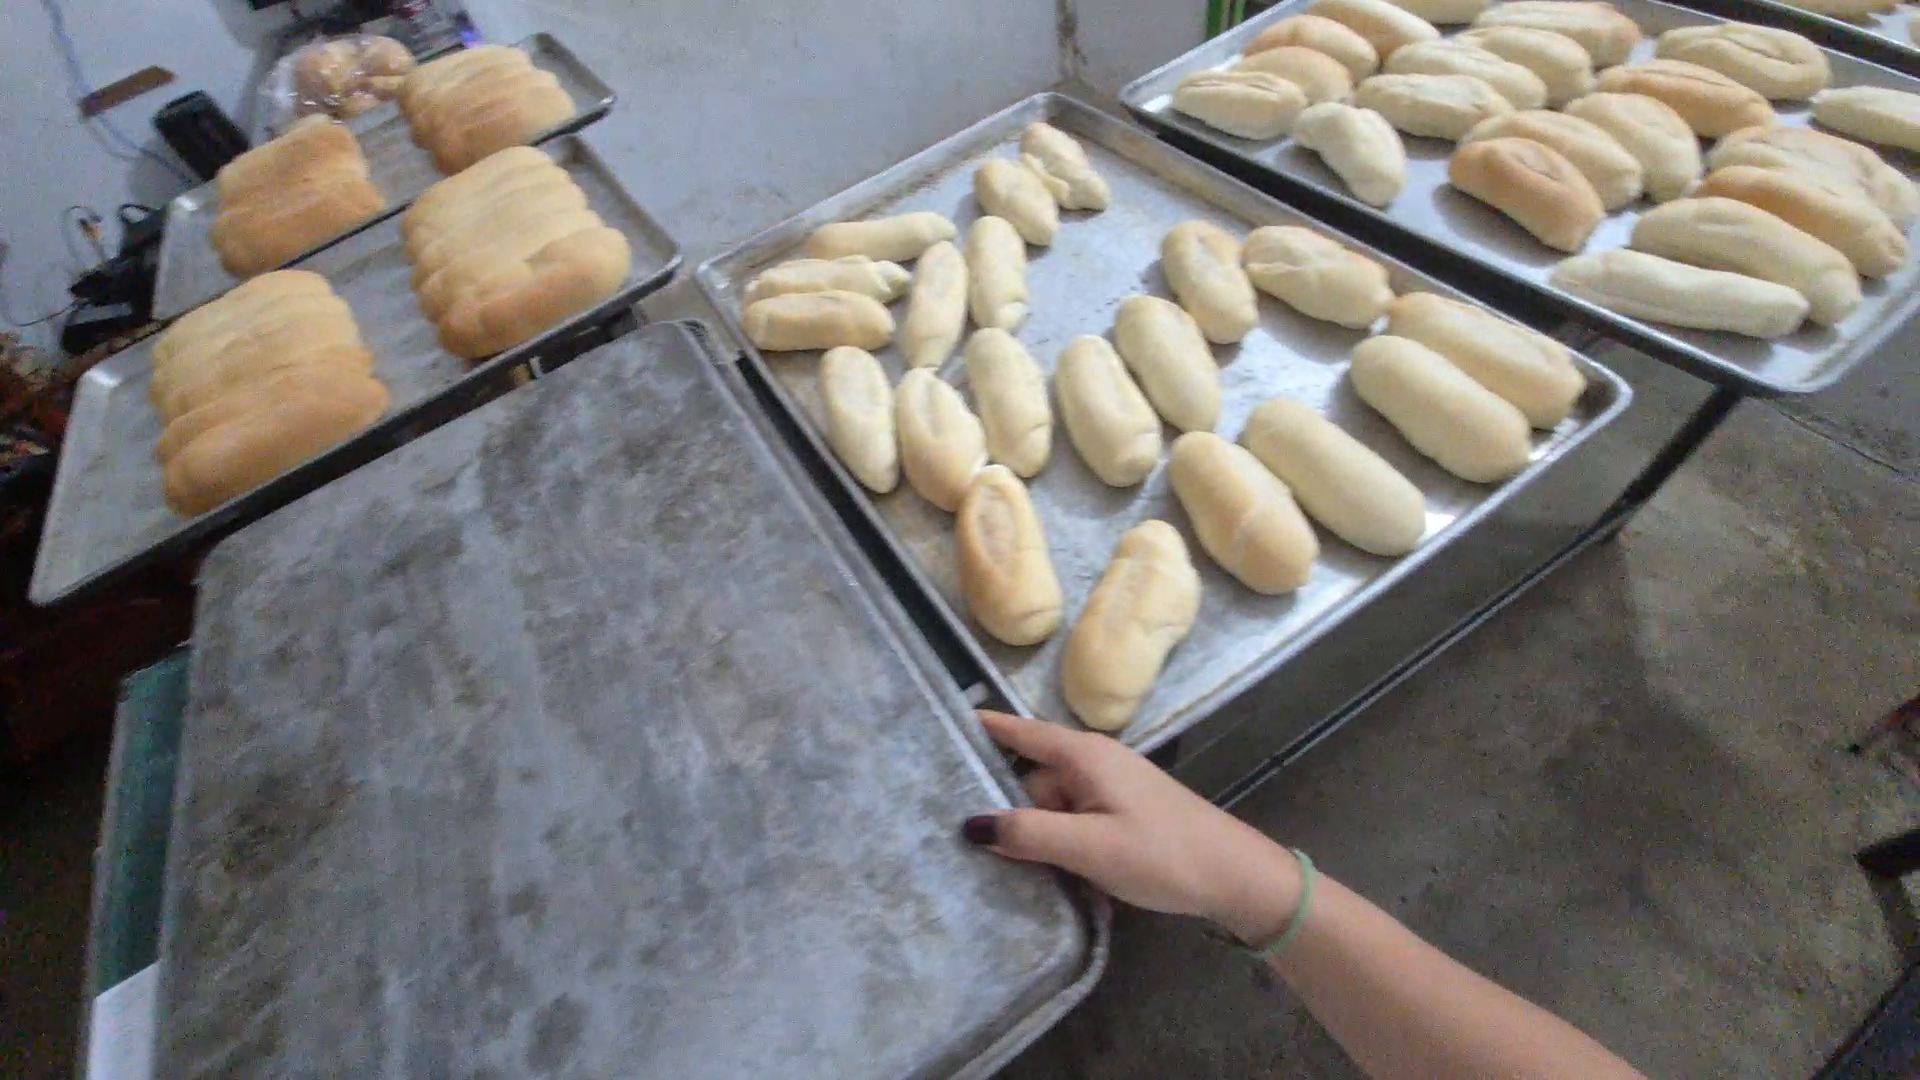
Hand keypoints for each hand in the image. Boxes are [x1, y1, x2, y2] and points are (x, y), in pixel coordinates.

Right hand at [965, 710, 1304, 943]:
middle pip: (1033, 779)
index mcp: (1083, 755)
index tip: (946, 724)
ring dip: (1043, 840)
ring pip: (1054, 807)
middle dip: (1012, 812)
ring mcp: (1109, 787)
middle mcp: (1093, 762)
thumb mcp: (1089, 846)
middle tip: (972, 847)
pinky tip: (1068, 882)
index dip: (986, 726)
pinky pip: (1077, 823)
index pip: (1021, 731)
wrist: (1234, 876)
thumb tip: (973, 824)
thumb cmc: (1161, 852)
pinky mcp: (1121, 811)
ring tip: (1022, 877)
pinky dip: (1068, 848)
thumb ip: (1030, 833)